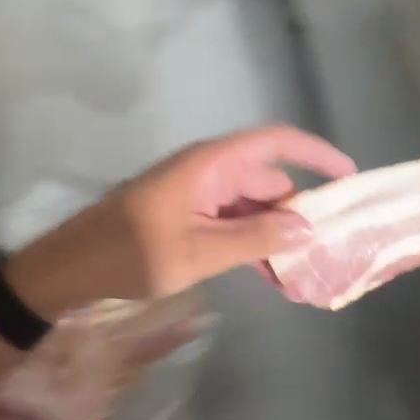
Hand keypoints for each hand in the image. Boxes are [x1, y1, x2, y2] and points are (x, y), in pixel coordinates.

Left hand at [7, 124, 355, 314]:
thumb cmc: (132, 252)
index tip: (349, 176)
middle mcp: (210, 170)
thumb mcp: (200, 252)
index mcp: (212, 163)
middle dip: (298, 215)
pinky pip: (232, 222)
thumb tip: (307, 227)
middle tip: (327, 253)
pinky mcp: (189, 214)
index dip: (315, 152)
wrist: (70, 268)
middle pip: (268, 182)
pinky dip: (252, 244)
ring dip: (275, 236)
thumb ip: (255, 239)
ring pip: (252, 207)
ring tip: (301, 276)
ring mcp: (199, 193)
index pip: (275, 142)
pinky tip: (271, 277)